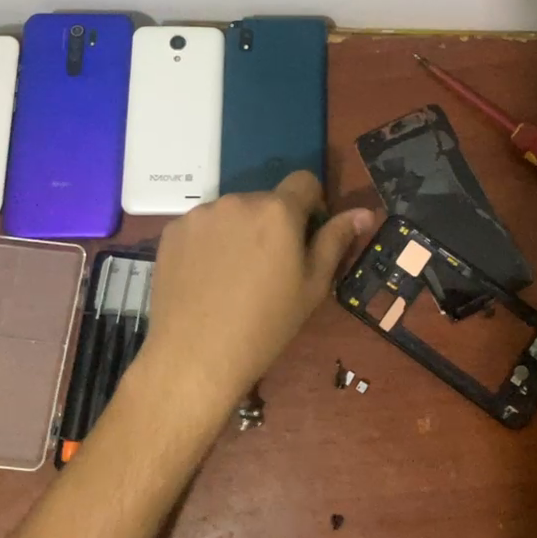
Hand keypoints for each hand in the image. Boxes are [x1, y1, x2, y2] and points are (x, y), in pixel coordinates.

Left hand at [135, 172, 374, 415]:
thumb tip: (364, 212)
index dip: (312, 206)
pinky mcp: (172, 231)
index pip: (304, 182)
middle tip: (269, 269)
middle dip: (273, 224)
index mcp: (278, 210)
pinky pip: (202, 227)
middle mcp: (238, 200)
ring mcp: (201, 214)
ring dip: (240, 232)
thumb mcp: (312, 286)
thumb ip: (336, 241)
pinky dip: (209, 244)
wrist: (195, 356)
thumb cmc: (266, 325)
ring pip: (232, 214)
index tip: (305, 239)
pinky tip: (206, 279)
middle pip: (266, 201)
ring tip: (233, 278)